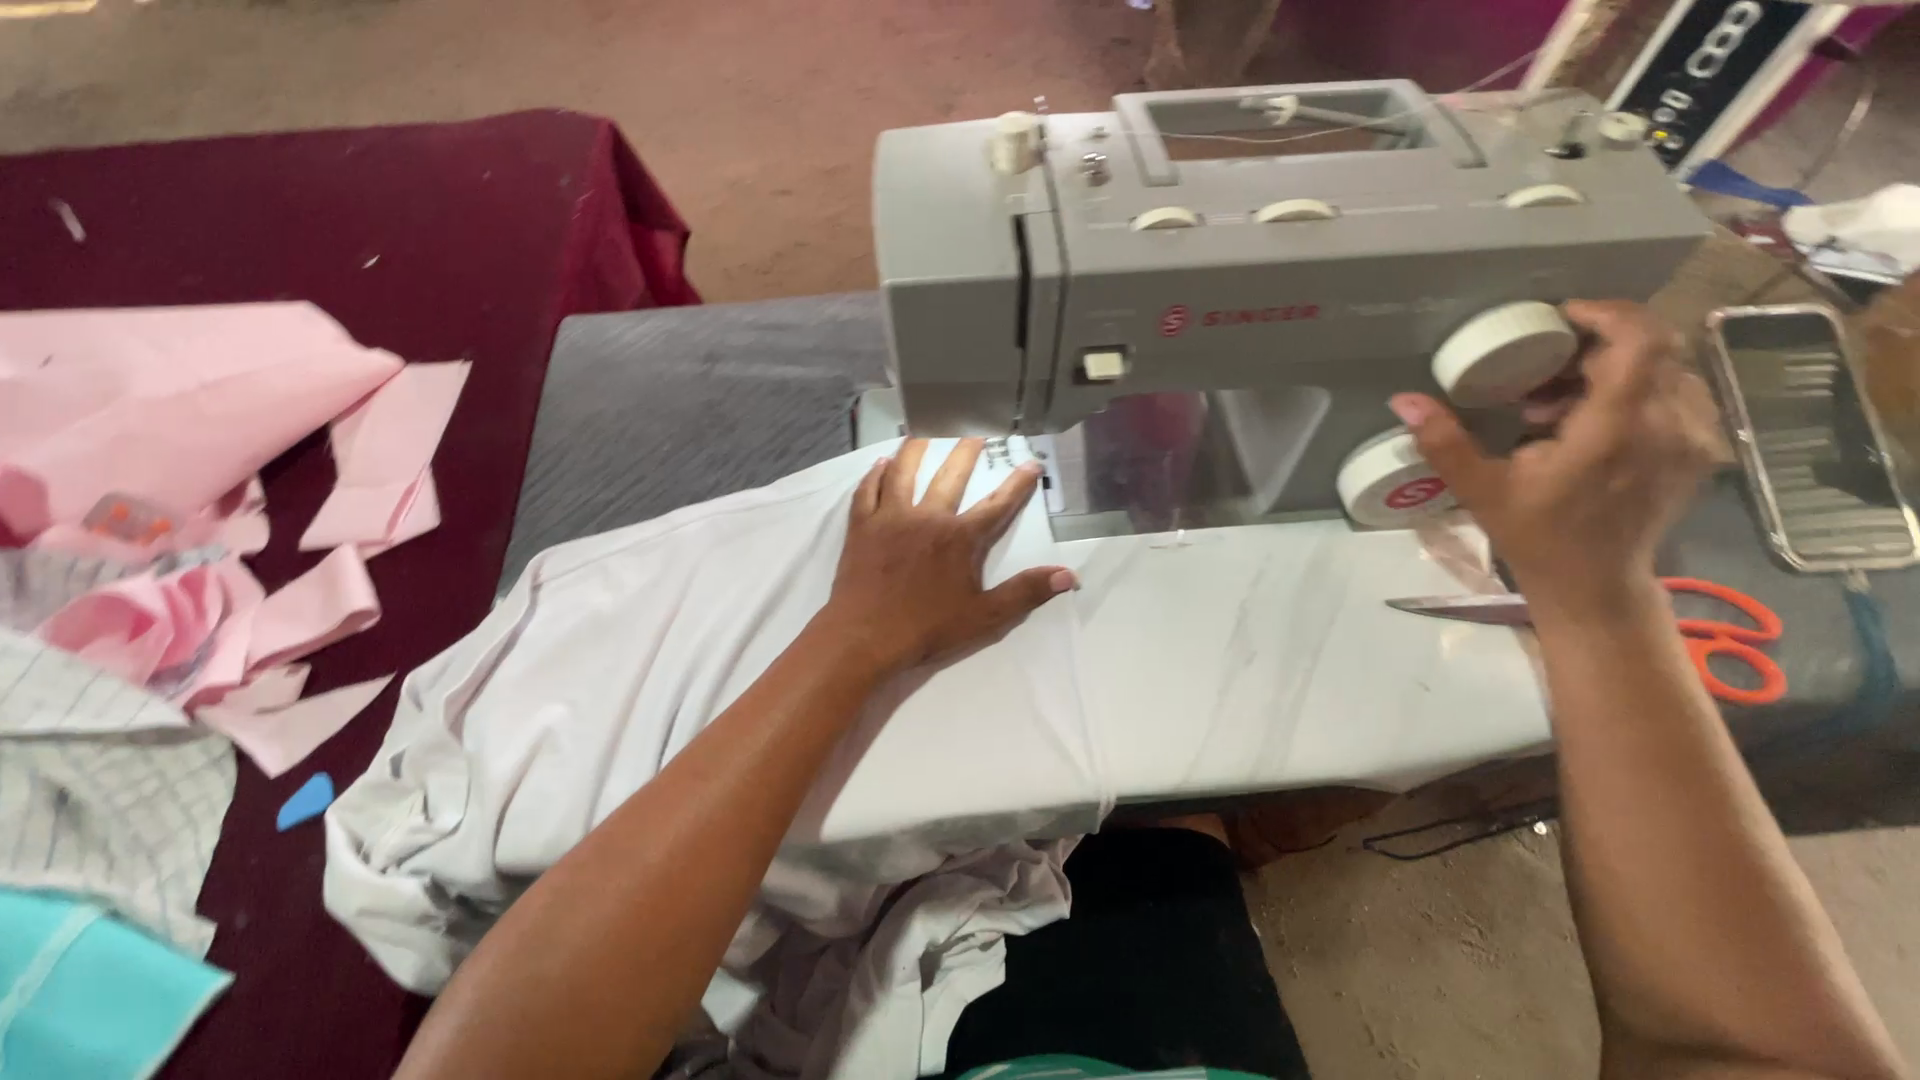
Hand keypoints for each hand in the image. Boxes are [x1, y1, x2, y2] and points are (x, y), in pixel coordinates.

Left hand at [819, 438, 1074, 673]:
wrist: (866, 636)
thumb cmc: (928, 629)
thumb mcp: (986, 617)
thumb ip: (1026, 592)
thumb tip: (1068, 575)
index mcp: (961, 539)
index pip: (998, 504)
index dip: (1018, 484)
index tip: (1032, 462)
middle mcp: (928, 518)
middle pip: (951, 476)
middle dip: (967, 451)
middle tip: (976, 430)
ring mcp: (891, 519)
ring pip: (904, 473)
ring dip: (916, 449)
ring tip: (923, 430)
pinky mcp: (862, 527)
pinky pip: (868, 491)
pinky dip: (875, 475)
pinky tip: (880, 464)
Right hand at [1390, 300, 1719, 614]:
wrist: (1595, 584)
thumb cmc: (1536, 536)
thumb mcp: (1481, 490)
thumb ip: (1445, 441)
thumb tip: (1404, 400)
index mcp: (1615, 429)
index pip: (1638, 341)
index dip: (1606, 313)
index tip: (1562, 316)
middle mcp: (1667, 425)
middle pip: (1652, 348)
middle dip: (1597, 346)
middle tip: (1544, 369)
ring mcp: (1692, 439)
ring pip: (1668, 370)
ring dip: (1617, 369)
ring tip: (1563, 401)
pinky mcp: (1699, 451)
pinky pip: (1679, 395)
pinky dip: (1638, 391)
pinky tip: (1595, 421)